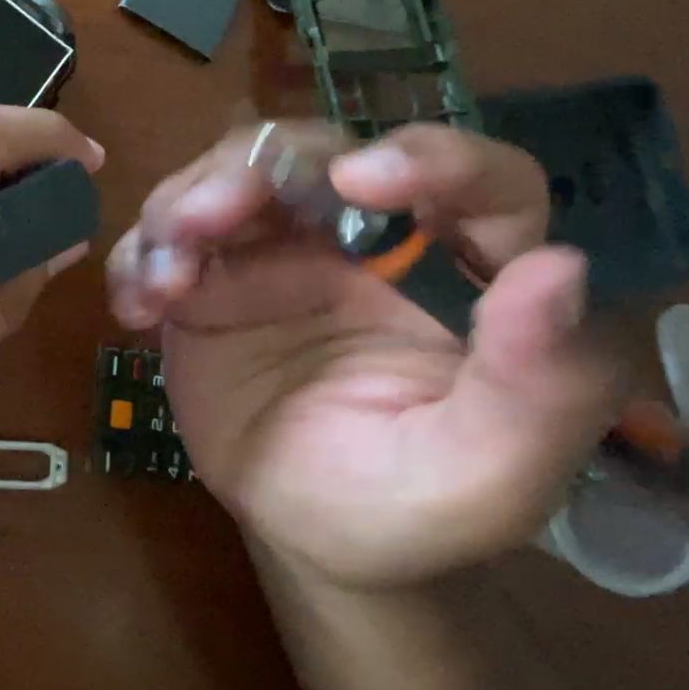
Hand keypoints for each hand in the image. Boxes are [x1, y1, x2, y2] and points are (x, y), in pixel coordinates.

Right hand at [107, 122, 618, 587]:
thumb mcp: (488, 468)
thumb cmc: (408, 505)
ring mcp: (266, 259)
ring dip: (172, 216)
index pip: (470, 179)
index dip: (426, 156)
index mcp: (452, 272)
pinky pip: (154, 245)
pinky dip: (133, 263)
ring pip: (213, 183)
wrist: (300, 533)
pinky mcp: (200, 285)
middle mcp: (356, 245)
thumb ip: (536, 382)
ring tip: (160, 289)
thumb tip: (556, 268)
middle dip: (242, 172)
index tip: (362, 180)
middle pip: (303, 157)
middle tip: (199, 221)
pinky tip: (133, 314)